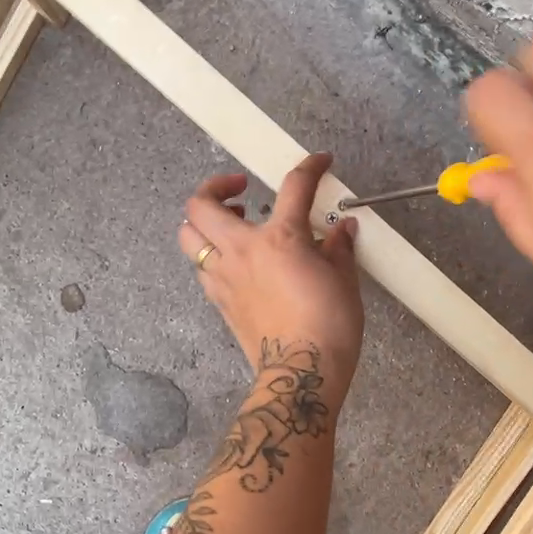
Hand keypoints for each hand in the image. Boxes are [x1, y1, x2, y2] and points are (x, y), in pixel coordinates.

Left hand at [177, 152, 363, 391]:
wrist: (302, 370)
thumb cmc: (329, 323)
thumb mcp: (344, 279)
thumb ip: (339, 247)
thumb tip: (342, 228)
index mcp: (279, 237)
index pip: (294, 187)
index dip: (309, 167)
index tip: (319, 162)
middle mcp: (241, 251)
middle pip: (201, 204)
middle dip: (216, 186)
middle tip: (241, 189)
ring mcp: (223, 277)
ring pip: (188, 237)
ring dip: (203, 222)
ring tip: (230, 224)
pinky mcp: (219, 301)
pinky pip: (201, 268)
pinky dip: (211, 256)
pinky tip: (235, 262)